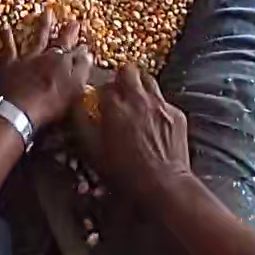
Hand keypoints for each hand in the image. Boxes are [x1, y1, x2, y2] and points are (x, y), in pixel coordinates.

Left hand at [0, 10, 92, 130]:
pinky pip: (9, 47)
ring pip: (37, 37)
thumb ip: (81, 71)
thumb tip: (88, 55)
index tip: (87, 43)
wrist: (20, 110)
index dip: (81, 48)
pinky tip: (5, 27)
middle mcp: (46, 56)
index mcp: (63, 63)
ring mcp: (28, 57)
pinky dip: (7, 37)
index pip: (76, 52)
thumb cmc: (50, 104)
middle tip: (74, 21)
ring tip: (47, 11)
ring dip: (43, 24)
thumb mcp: (73, 90)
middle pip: (59, 40)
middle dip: (68, 31)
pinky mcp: (10, 63)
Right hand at [90, 64, 193, 203]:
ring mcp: (160, 104)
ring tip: (137, 100)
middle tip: (119, 91)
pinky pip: (164, 100)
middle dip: (122, 78)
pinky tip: (154, 121)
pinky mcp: (176, 114)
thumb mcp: (93, 149)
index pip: (104, 85)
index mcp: (115, 106)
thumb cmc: (125, 171)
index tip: (100, 102)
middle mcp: (138, 99)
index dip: (101, 93)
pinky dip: (156, 106)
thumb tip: (78, 107)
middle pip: (128, 71)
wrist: (163, 184)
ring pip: (148, 80)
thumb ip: (82, 123)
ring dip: (140, 86)